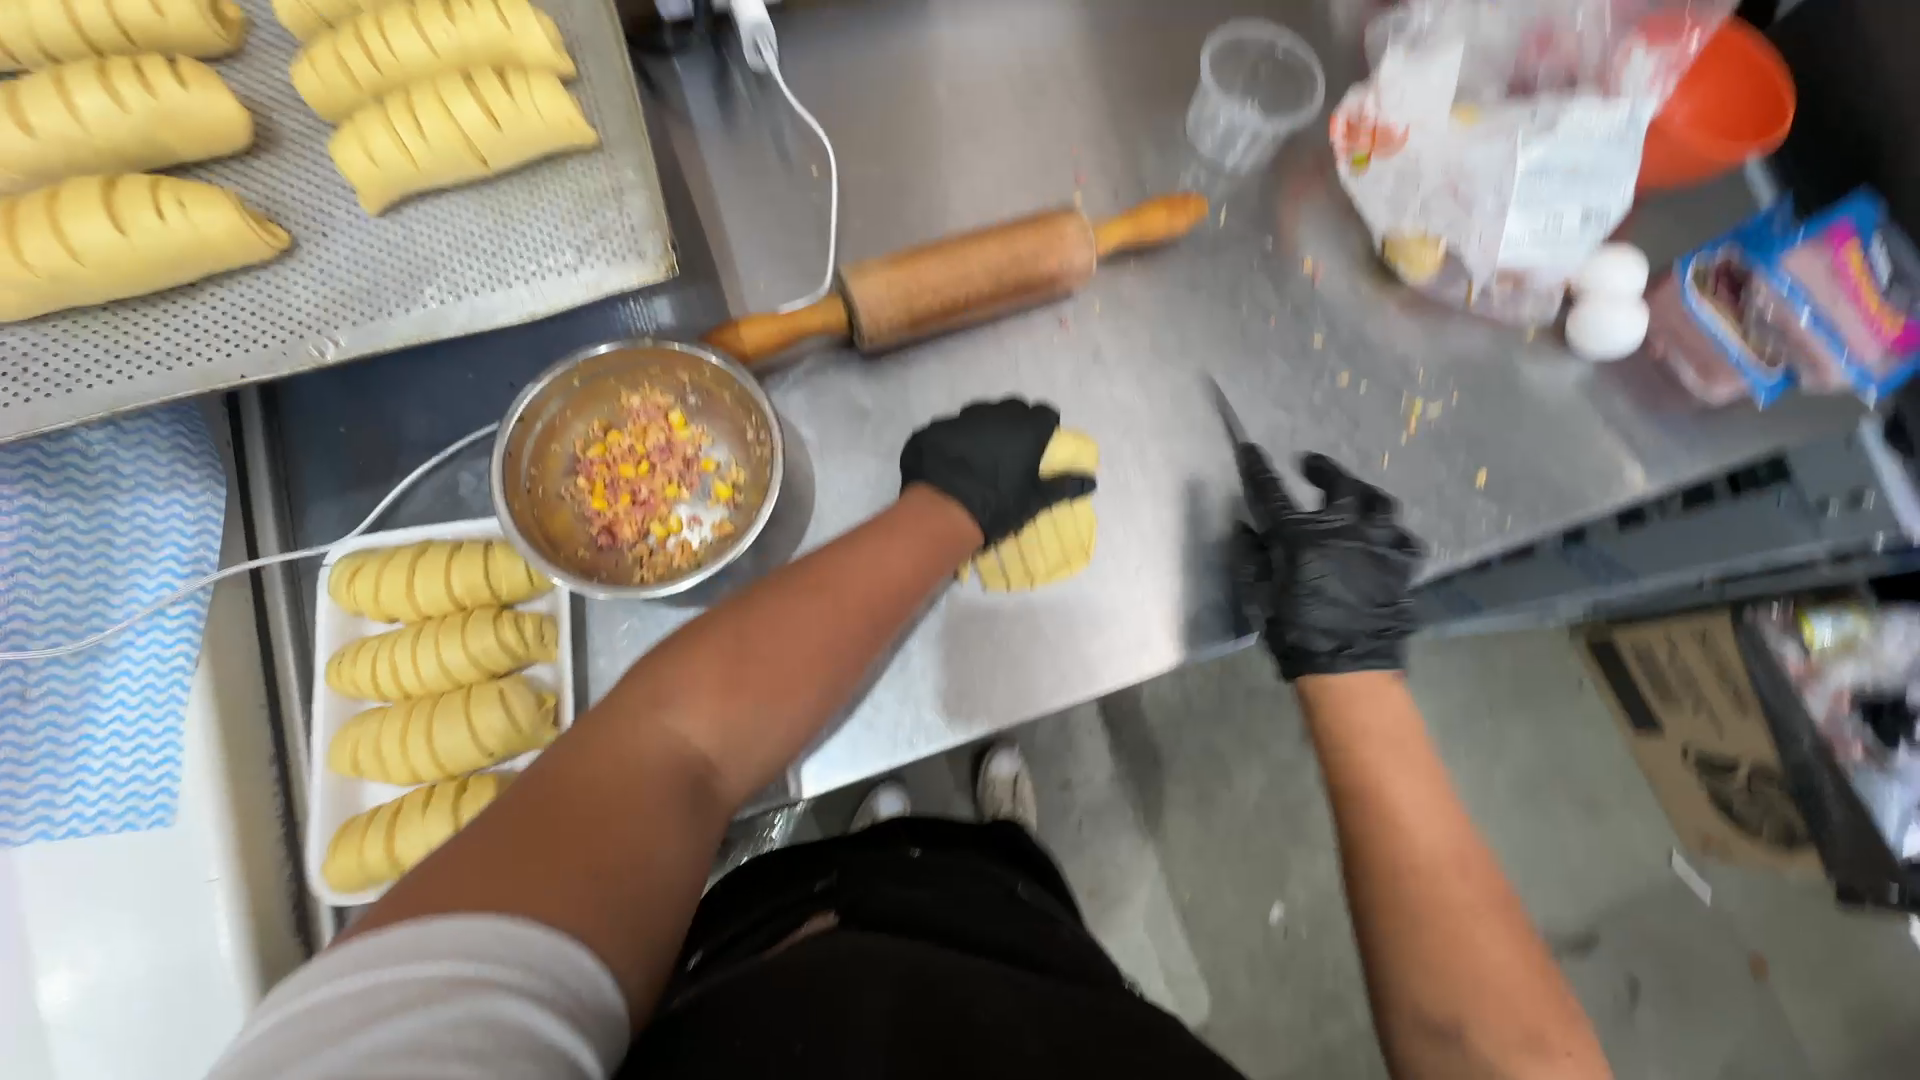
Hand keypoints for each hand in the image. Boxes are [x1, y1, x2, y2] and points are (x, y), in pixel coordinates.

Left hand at [900, 398, 1095, 545]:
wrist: (943, 511)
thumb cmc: (998, 506)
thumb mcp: (1035, 500)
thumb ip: (1063, 486)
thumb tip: (1091, 482)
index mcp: (1026, 428)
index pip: (1045, 413)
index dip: (1045, 426)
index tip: (1041, 443)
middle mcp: (998, 414)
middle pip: (1014, 408)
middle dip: (1016, 422)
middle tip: (1012, 449)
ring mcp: (964, 417)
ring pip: (982, 412)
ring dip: (987, 426)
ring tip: (982, 453)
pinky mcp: (936, 426)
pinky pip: (954, 426)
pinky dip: (958, 437)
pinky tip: (954, 457)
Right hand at [1231, 452, 1422, 679]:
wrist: (1345, 663)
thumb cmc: (1293, 628)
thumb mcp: (1259, 591)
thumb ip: (1250, 555)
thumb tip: (1244, 528)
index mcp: (1301, 536)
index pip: (1272, 492)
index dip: (1259, 469)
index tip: (1251, 450)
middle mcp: (1343, 529)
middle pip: (1338, 483)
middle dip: (1323, 468)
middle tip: (1311, 464)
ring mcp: (1378, 544)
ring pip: (1380, 503)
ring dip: (1365, 493)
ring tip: (1358, 494)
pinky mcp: (1401, 564)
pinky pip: (1404, 539)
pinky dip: (1393, 534)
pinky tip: (1386, 537)